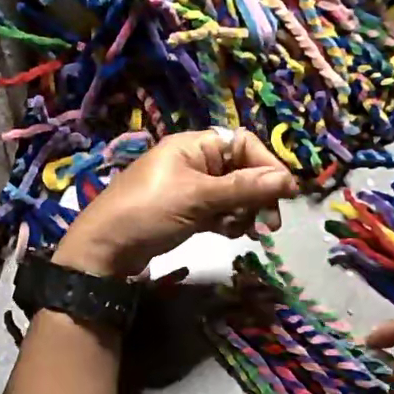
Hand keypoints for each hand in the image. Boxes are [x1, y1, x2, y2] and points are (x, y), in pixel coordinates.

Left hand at [54, 129, 298, 277]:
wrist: (106, 249)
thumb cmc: (149, 212)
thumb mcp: (198, 197)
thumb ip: (243, 188)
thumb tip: (288, 180)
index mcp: (194, 146)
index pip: (244, 144)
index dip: (267, 165)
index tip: (286, 192)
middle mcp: (194, 162)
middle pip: (242, 170)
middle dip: (259, 194)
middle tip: (270, 223)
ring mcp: (190, 189)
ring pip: (233, 194)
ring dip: (246, 211)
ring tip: (251, 232)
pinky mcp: (186, 213)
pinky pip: (219, 211)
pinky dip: (229, 222)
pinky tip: (232, 235)